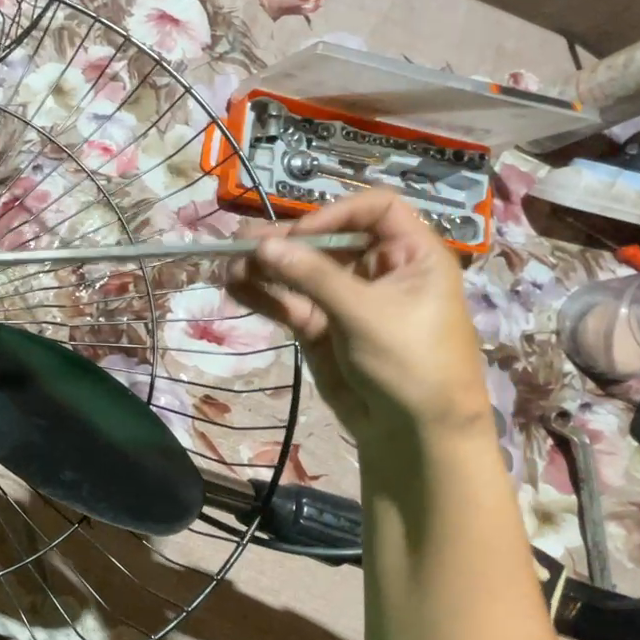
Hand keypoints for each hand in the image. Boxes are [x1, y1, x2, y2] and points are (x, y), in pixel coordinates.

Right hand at [225, 190, 489, 448]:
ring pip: (297, 273)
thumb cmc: (412, 361)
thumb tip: (261, 244)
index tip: (298, 234)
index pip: (375, 210)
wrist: (413, 429)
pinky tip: (233, 287)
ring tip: (227, 267)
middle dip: (283, 242)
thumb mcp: (365, 313)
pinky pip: (285, 302)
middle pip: (325, 241)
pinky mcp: (318, 327)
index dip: (335, 214)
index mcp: (409, 256)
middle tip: (241, 245)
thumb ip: (312, 277)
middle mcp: (376, 271)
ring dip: (263, 268)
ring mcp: (343, 300)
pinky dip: (259, 294)